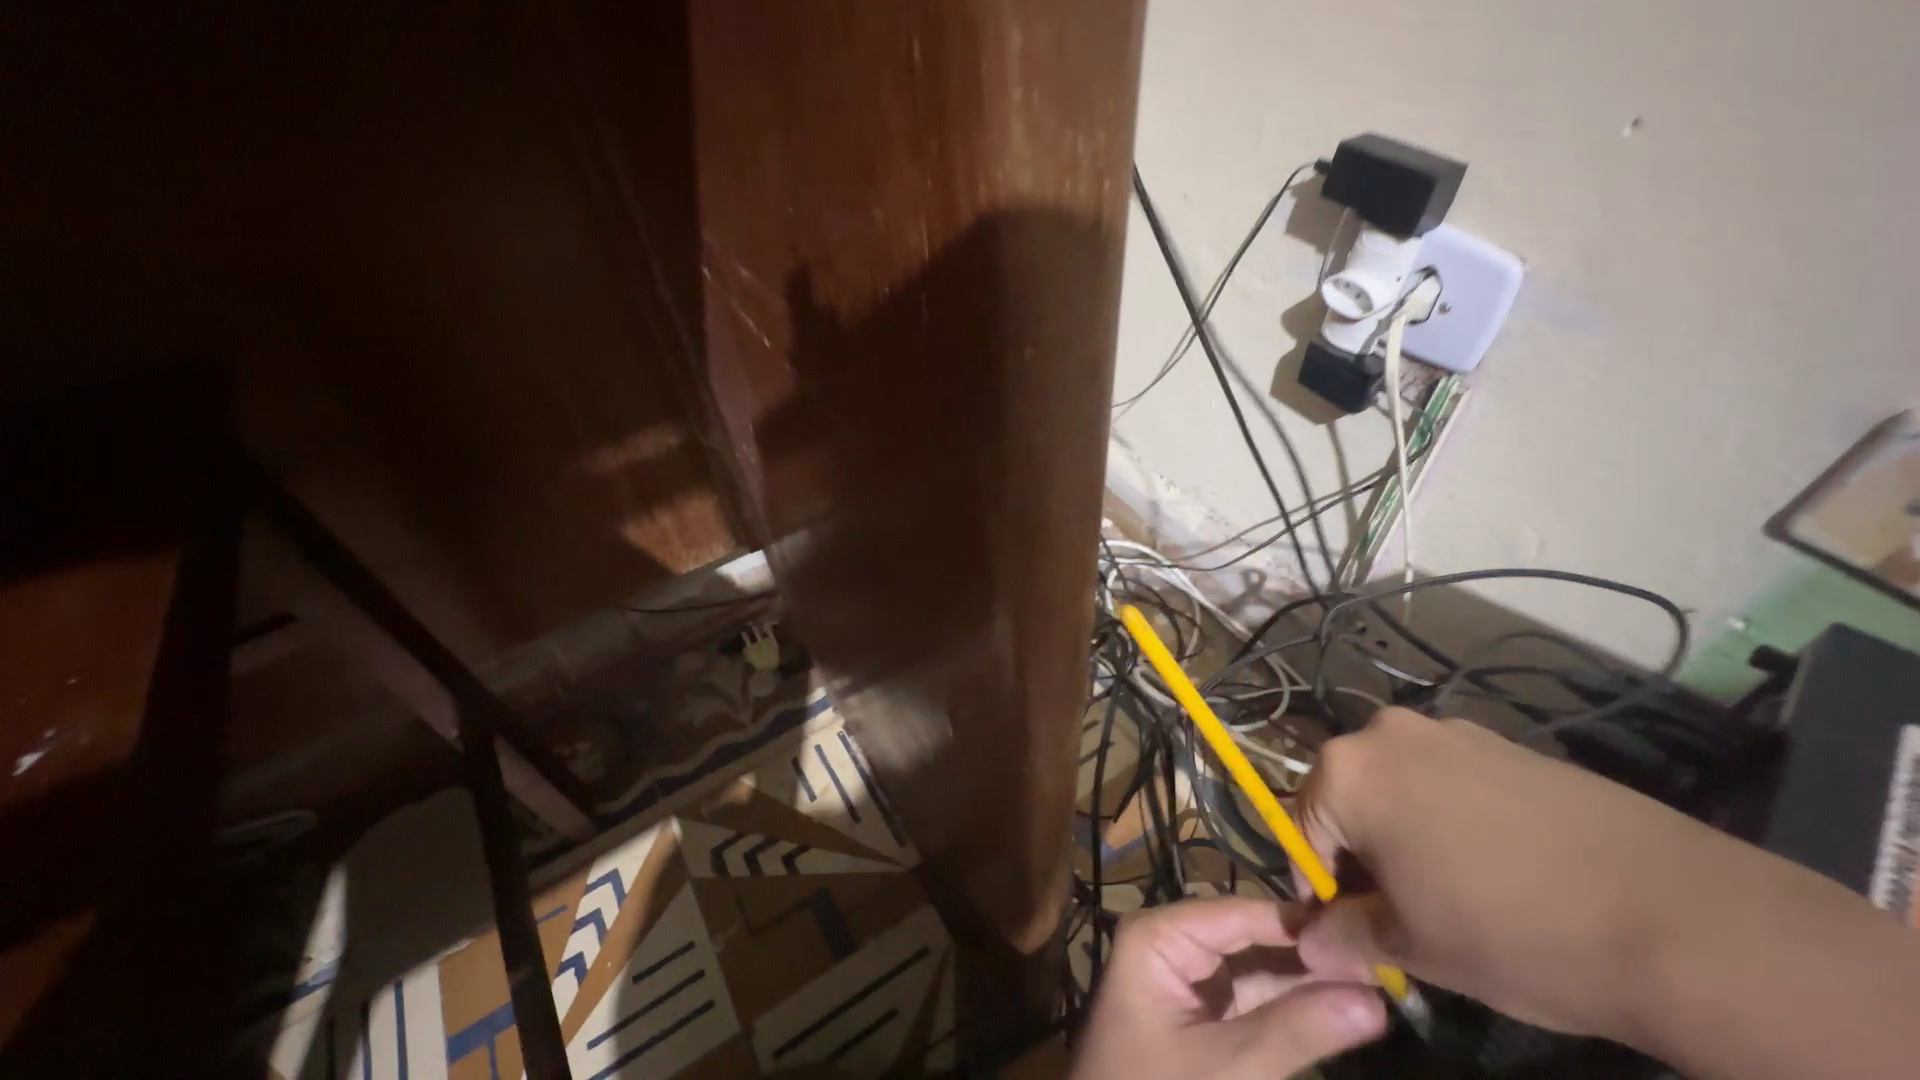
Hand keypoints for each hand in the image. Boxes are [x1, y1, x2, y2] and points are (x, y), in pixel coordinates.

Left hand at [1070, 897, 1385, 1079]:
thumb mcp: (1227, 1068)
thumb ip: (1298, 1030)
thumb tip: (1378, 1000)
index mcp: (1160, 936)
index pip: (1242, 913)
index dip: (1304, 922)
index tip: (1367, 930)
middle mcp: (1173, 944)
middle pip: (1254, 936)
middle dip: (1314, 953)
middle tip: (1384, 960)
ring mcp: (1189, 979)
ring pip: (1261, 969)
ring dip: (1313, 982)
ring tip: (1381, 984)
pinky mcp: (1204, 1016)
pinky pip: (1256, 1000)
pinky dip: (1296, 1008)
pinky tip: (1348, 1009)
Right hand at [1290, 708, 1805, 1038]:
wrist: (1684, 918)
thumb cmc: (1515, 932)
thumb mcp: (1413, 948)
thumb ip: (1344, 936)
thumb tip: (1309, 942)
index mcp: (1349, 771)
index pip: (1300, 830)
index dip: (1317, 887)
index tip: (1346, 930)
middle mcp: (1390, 733)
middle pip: (1348, 799)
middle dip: (1362, 856)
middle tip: (1401, 916)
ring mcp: (1457, 732)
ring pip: (1402, 789)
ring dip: (1407, 837)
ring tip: (1456, 897)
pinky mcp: (1512, 746)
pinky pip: (1454, 781)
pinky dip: (1456, 821)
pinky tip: (1503, 872)